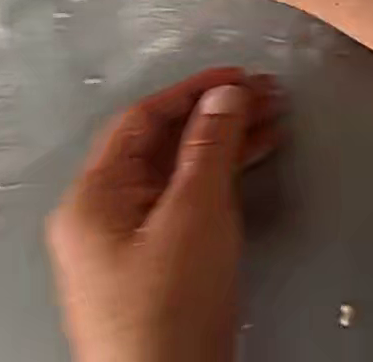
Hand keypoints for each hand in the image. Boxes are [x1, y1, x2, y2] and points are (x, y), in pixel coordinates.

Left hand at [47, 68, 281, 361]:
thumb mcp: (195, 211)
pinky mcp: (161, 251)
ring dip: (229, 134)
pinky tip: (260, 149)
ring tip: (276, 113)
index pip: (143, 118)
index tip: (241, 75)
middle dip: (219, 111)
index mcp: (96, 195)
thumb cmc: (171, 297)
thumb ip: (211, 143)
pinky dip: (226, 166)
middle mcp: (108, 208)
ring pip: (183, 163)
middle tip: (269, 92)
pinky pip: (192, 190)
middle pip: (165, 139)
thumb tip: (227, 90)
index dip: (194, 89)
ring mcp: (134, 232)